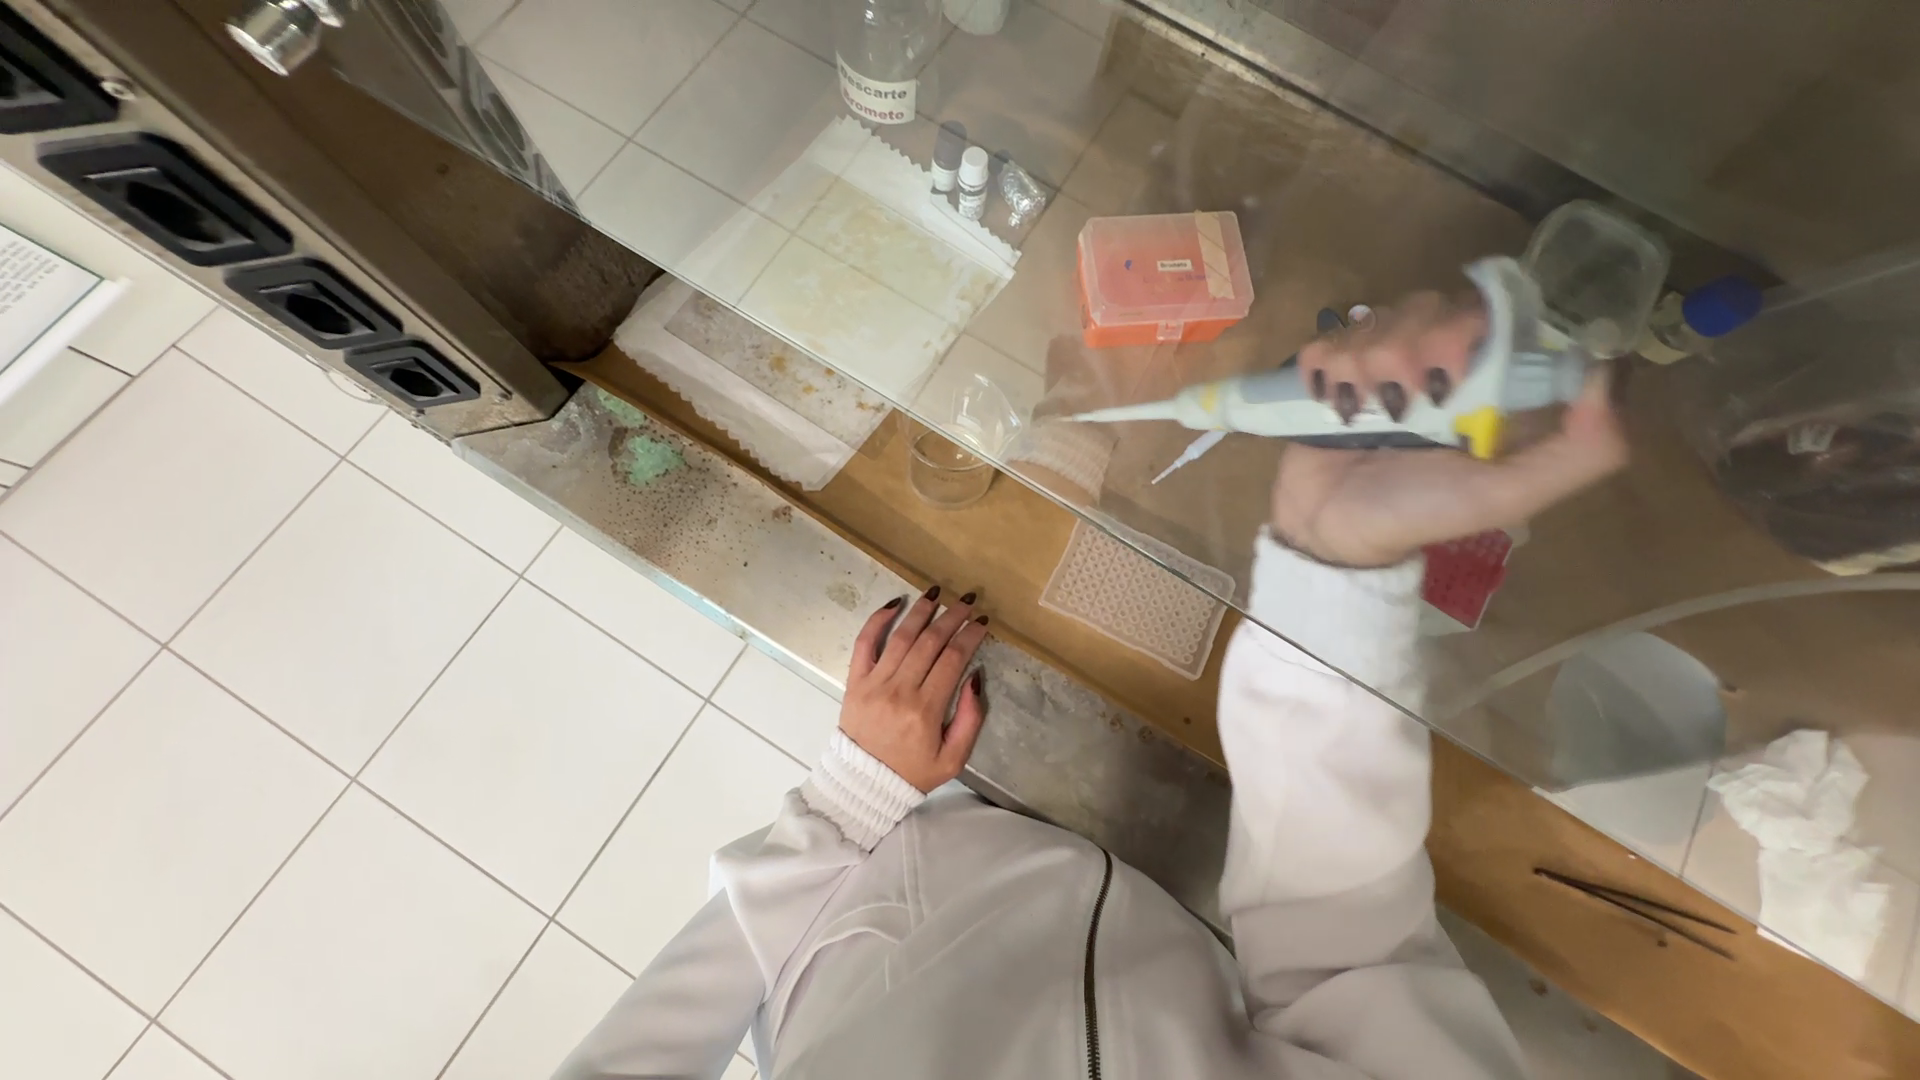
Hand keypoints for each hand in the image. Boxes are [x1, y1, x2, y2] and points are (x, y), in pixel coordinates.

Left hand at [841, 587, 989, 791]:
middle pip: (930, 642)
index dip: (969, 636)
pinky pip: (864, 642)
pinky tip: (895, 603)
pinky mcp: (855, 681)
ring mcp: (874, 683)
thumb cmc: (912, 773)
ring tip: (937, 593)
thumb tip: (975, 678)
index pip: (953, 660)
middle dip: (952, 617)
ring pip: (901, 637)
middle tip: (967, 600)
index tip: (982, 622)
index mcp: (926, 710)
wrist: (863, 785)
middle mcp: (899, 690)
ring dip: (921, 611)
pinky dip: (878, 620)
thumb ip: (970, 719)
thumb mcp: (952, 758)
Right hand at [1274, 294, 1628, 566]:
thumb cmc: (1418, 514)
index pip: (1493, 311)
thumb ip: (1577, 451)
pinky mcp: (1327, 374)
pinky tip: (1329, 402)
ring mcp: (1377, 366)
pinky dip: (1323, 369)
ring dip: (1364, 368)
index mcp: (1485, 382)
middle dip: (1411, 353)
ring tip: (1359, 413)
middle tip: (1404, 404)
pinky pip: (1326, 340)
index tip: (1455, 370)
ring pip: (1377, 321)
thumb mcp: (1508, 494)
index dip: (1472, 327)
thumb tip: (1609, 373)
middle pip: (1429, 306)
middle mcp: (1435, 363)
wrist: (1331, 533)